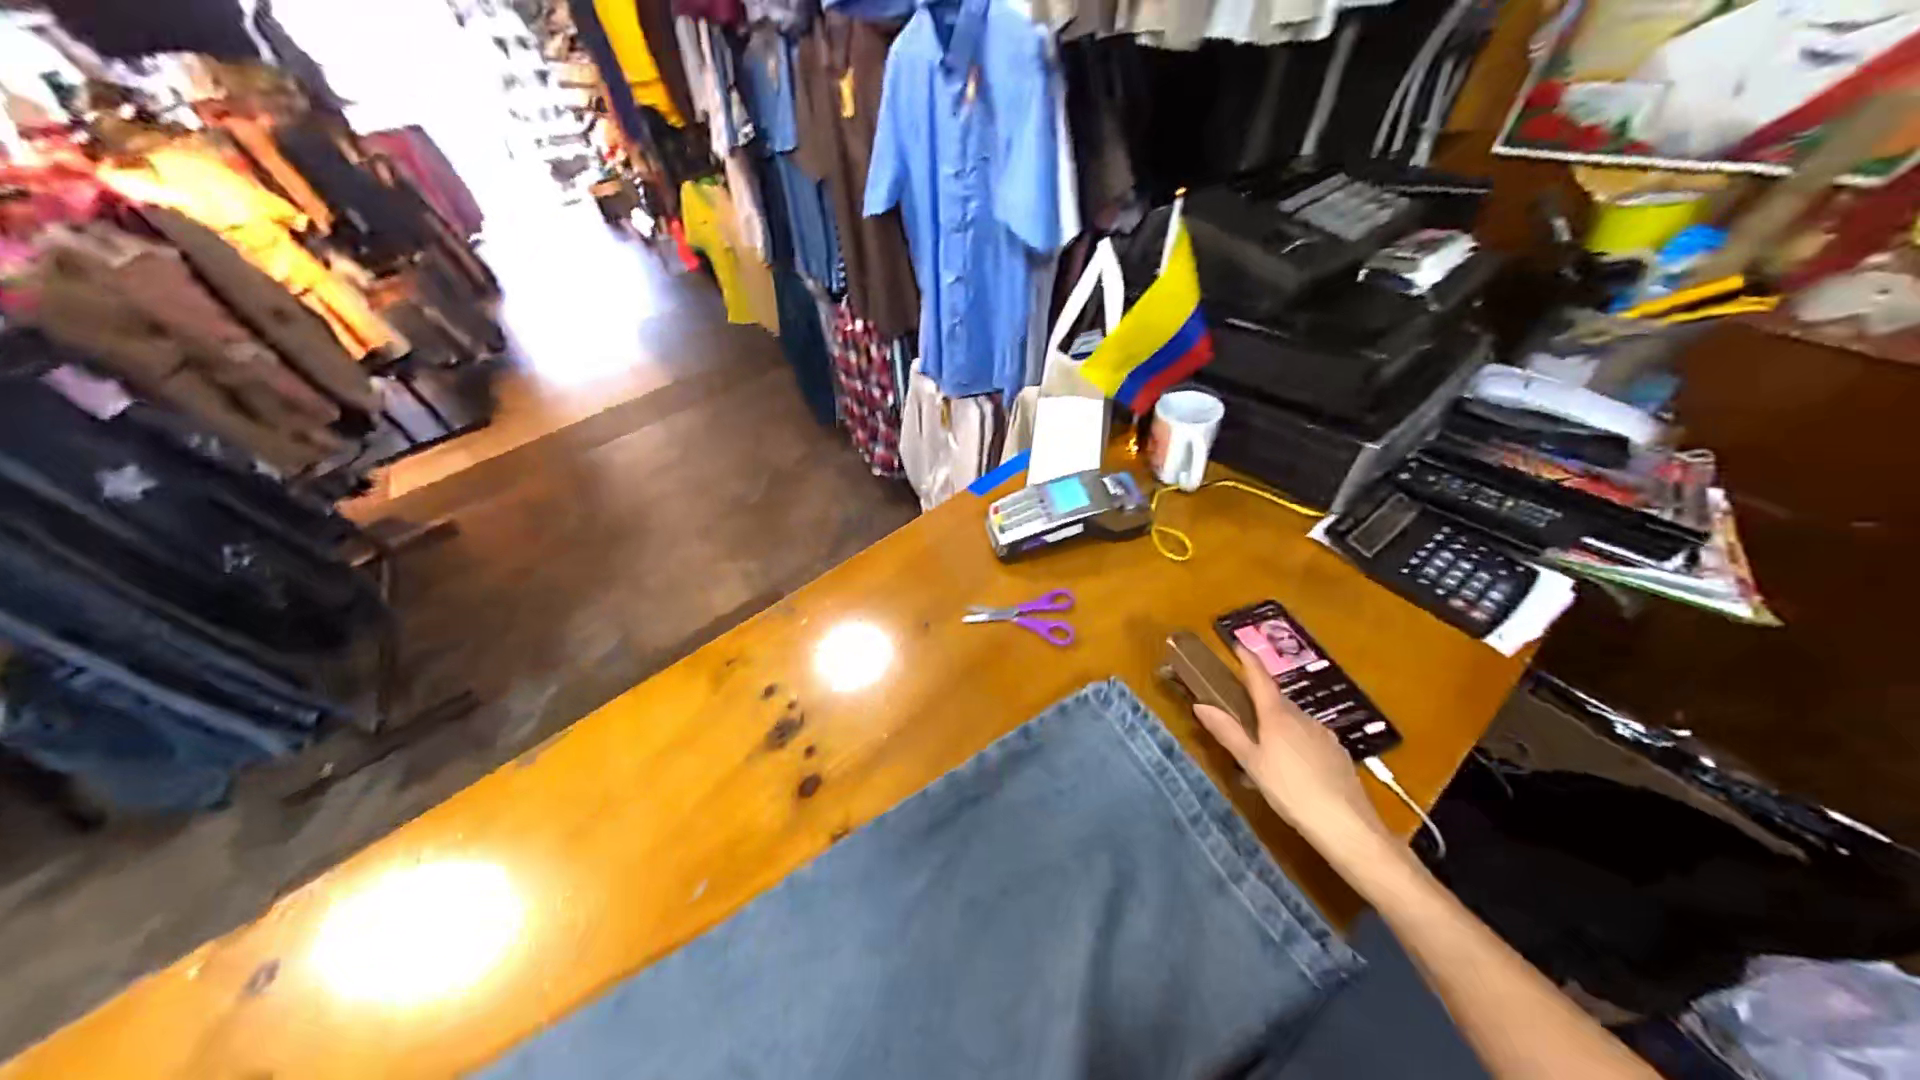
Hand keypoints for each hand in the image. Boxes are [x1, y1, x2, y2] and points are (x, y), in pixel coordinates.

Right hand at [1193, 646, 1395, 857]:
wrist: (1346, 824)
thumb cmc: (1290, 791)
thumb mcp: (1252, 763)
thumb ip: (1227, 732)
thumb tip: (1200, 704)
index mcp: (1278, 716)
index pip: (1260, 679)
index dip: (1249, 661)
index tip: (1239, 646)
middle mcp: (1302, 717)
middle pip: (1277, 700)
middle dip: (1259, 699)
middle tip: (1241, 709)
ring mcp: (1324, 734)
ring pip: (1294, 719)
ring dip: (1277, 722)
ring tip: (1263, 744)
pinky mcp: (1337, 753)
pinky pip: (1309, 736)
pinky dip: (1295, 739)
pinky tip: (1292, 763)